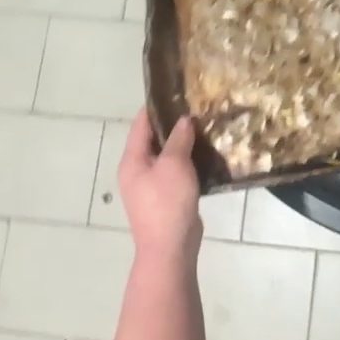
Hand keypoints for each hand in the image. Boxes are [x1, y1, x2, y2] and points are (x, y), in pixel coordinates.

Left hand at [118, 110, 202, 258]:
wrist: (170, 247)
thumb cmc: (167, 202)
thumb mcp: (174, 164)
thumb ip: (179, 139)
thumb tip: (184, 119)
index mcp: (132, 160)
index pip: (141, 124)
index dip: (157, 106)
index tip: (177, 92)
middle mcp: (138, 170)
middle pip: (154, 140)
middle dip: (174, 125)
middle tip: (197, 109)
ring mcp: (151, 186)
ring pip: (167, 157)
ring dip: (183, 145)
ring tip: (205, 128)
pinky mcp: (166, 198)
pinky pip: (176, 173)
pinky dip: (188, 163)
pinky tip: (206, 156)